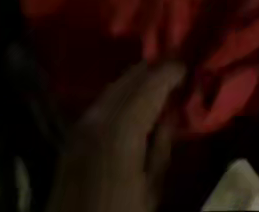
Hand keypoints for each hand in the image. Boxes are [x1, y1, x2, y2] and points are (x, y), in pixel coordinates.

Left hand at [46, 61, 185, 211]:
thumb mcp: (151, 193)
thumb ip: (161, 149)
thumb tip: (169, 117)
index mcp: (122, 131)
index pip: (150, 86)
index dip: (169, 73)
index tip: (185, 66)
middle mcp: (99, 117)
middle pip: (129, 79)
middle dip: (152, 70)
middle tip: (174, 67)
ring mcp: (82, 123)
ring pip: (113, 87)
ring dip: (135, 79)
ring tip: (157, 79)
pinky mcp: (73, 134)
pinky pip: (102, 101)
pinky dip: (120, 93)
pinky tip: (132, 100)